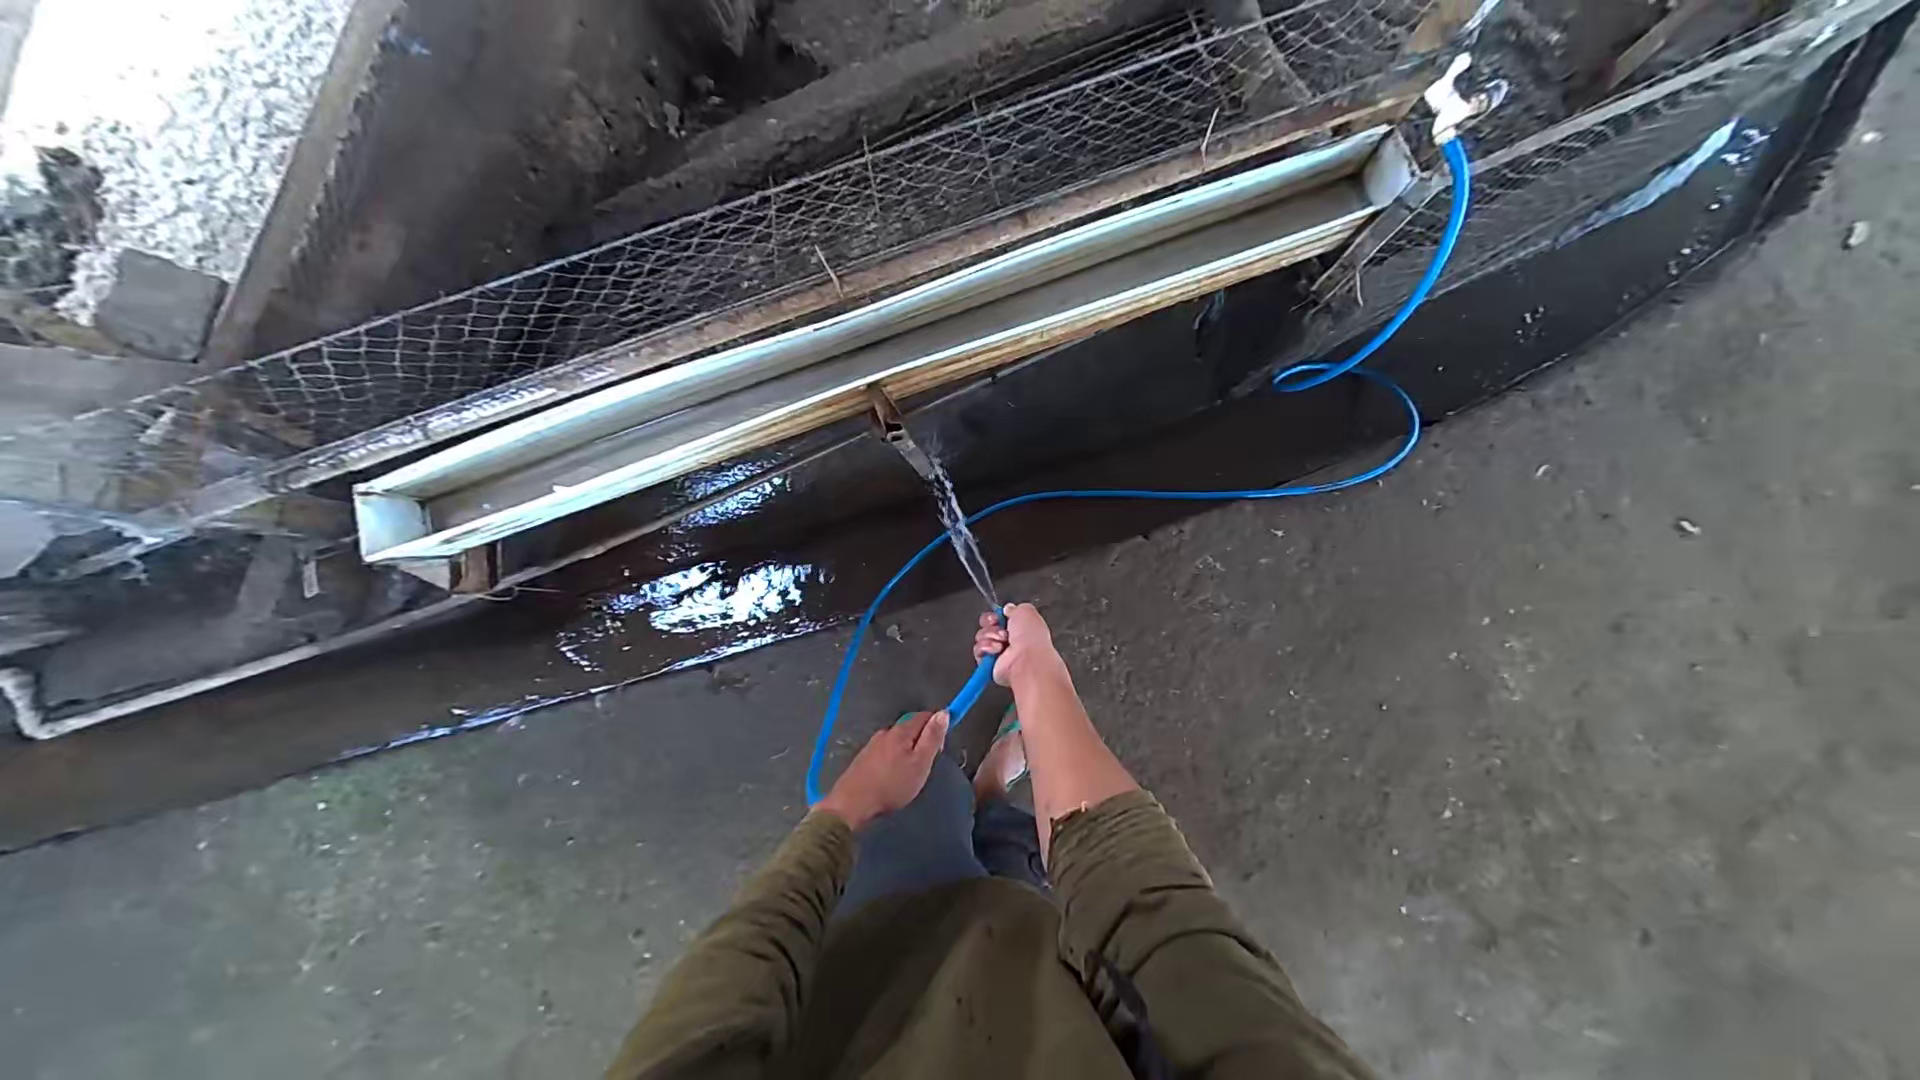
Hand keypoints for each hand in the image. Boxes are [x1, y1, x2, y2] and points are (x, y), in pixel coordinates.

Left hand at [814, 710, 948, 828]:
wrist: (853, 803)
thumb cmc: (892, 784)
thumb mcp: (920, 762)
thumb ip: (932, 737)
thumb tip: (944, 713)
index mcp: (901, 731)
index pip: (925, 716)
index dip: (937, 726)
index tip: (940, 747)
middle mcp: (886, 732)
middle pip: (910, 727)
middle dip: (922, 740)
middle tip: (926, 765)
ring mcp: (872, 745)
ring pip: (897, 741)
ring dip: (908, 751)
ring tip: (910, 774)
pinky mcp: (864, 758)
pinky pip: (886, 752)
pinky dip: (894, 759)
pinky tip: (893, 776)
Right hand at [972, 603, 1062, 687]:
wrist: (1026, 661)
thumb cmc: (1031, 639)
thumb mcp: (1026, 612)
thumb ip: (1015, 608)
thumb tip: (1008, 609)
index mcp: (1020, 627)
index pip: (998, 617)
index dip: (995, 616)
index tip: (998, 618)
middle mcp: (1010, 640)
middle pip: (987, 625)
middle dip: (990, 625)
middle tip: (1002, 631)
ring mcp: (999, 652)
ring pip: (981, 636)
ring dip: (989, 636)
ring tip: (1001, 642)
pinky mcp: (989, 663)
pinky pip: (978, 650)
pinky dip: (985, 648)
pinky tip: (996, 651)